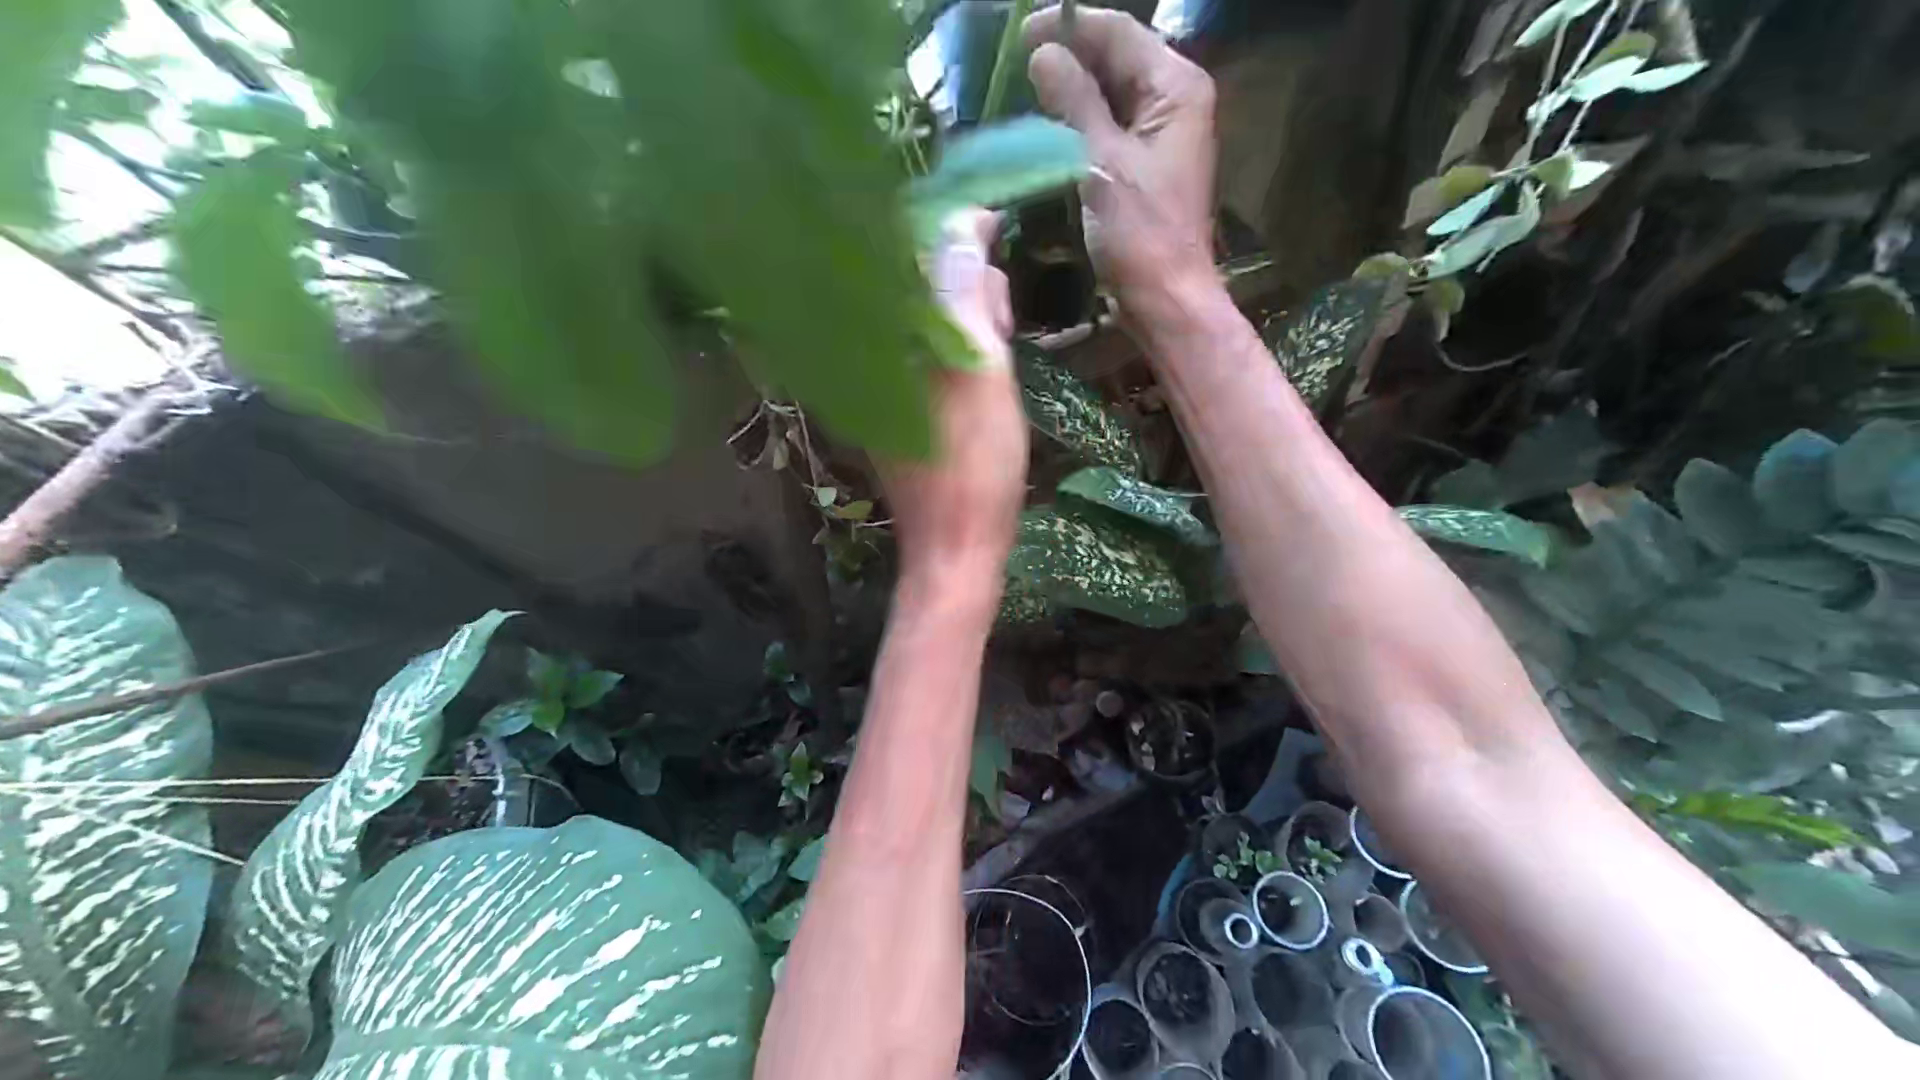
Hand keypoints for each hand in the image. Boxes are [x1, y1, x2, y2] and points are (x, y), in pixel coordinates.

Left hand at [881, 210, 1028, 584]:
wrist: (956, 548)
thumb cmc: (974, 466)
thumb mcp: (980, 374)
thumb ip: (965, 297)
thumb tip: (961, 220)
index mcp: (875, 341)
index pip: (902, 253)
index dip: (953, 237)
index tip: (997, 239)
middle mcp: (866, 354)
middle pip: (916, 281)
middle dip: (968, 288)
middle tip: (1004, 329)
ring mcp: (881, 379)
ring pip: (929, 315)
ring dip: (971, 319)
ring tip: (1001, 355)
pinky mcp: (898, 400)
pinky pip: (929, 348)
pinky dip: (960, 346)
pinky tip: (985, 369)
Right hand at [1024, 6, 1217, 306]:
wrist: (1165, 298)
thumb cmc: (1140, 235)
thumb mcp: (1102, 163)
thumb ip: (1075, 103)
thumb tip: (1043, 55)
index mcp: (1175, 88)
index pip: (1119, 33)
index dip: (1069, 28)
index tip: (1018, 37)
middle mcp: (1173, 101)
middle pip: (1116, 61)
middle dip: (1068, 61)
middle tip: (1014, 69)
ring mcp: (1159, 137)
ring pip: (1109, 97)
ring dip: (1069, 95)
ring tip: (1023, 96)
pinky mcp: (1143, 168)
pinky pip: (1107, 131)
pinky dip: (1078, 128)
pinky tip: (1047, 132)